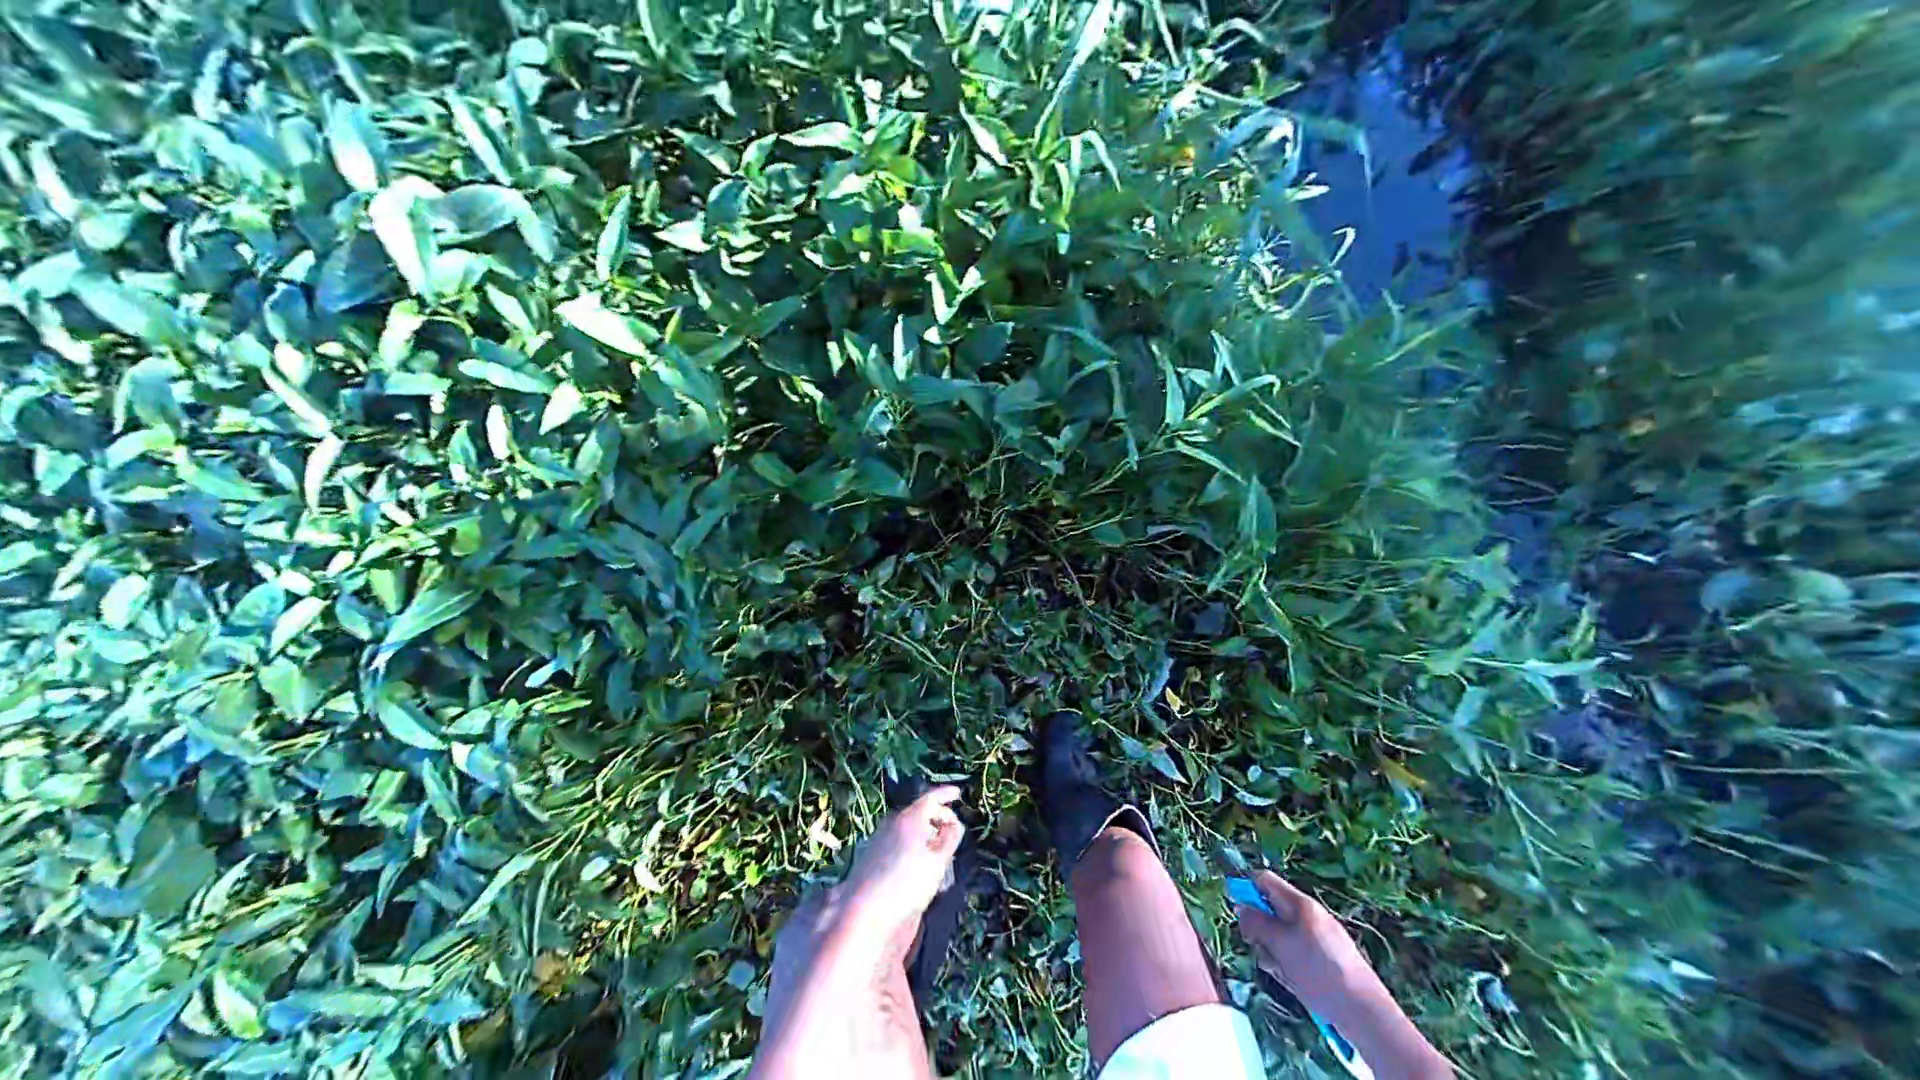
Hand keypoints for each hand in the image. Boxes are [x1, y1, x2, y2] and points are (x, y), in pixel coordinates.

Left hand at [835, 786, 964, 948]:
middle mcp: (894, 821)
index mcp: (910, 818)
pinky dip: (913, 840)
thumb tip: (954, 823)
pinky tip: (919, 860)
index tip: (957, 793)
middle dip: (938, 815)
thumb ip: (950, 838)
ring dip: (926, 830)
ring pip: (909, 825)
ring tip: (939, 848)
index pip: (931, 798)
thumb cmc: (907, 884)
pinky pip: (899, 837)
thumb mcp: (938, 862)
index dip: (946, 794)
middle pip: (919, 810)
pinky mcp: (873, 851)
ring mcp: (881, 835)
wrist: (865, 910)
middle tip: (952, 828)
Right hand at [1233, 869, 1392, 1022]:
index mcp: (1300, 904)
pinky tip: (1296, 983)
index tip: (1236, 909)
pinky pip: (1296, 955)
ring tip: (1283, 973)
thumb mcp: (1280, 944)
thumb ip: (1256, 923)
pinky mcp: (1326, 961)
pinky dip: (1289, 967)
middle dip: (1261, 931)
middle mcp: (1309, 916)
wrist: (1365, 1013)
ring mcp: (1319, 939)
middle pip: (1271, 911)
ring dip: (1274, 953)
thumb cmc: (1319, 972)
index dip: (1246, 888)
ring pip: (1281, 937)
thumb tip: (1242, 907)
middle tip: (1262, 949)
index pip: (1264, 880)